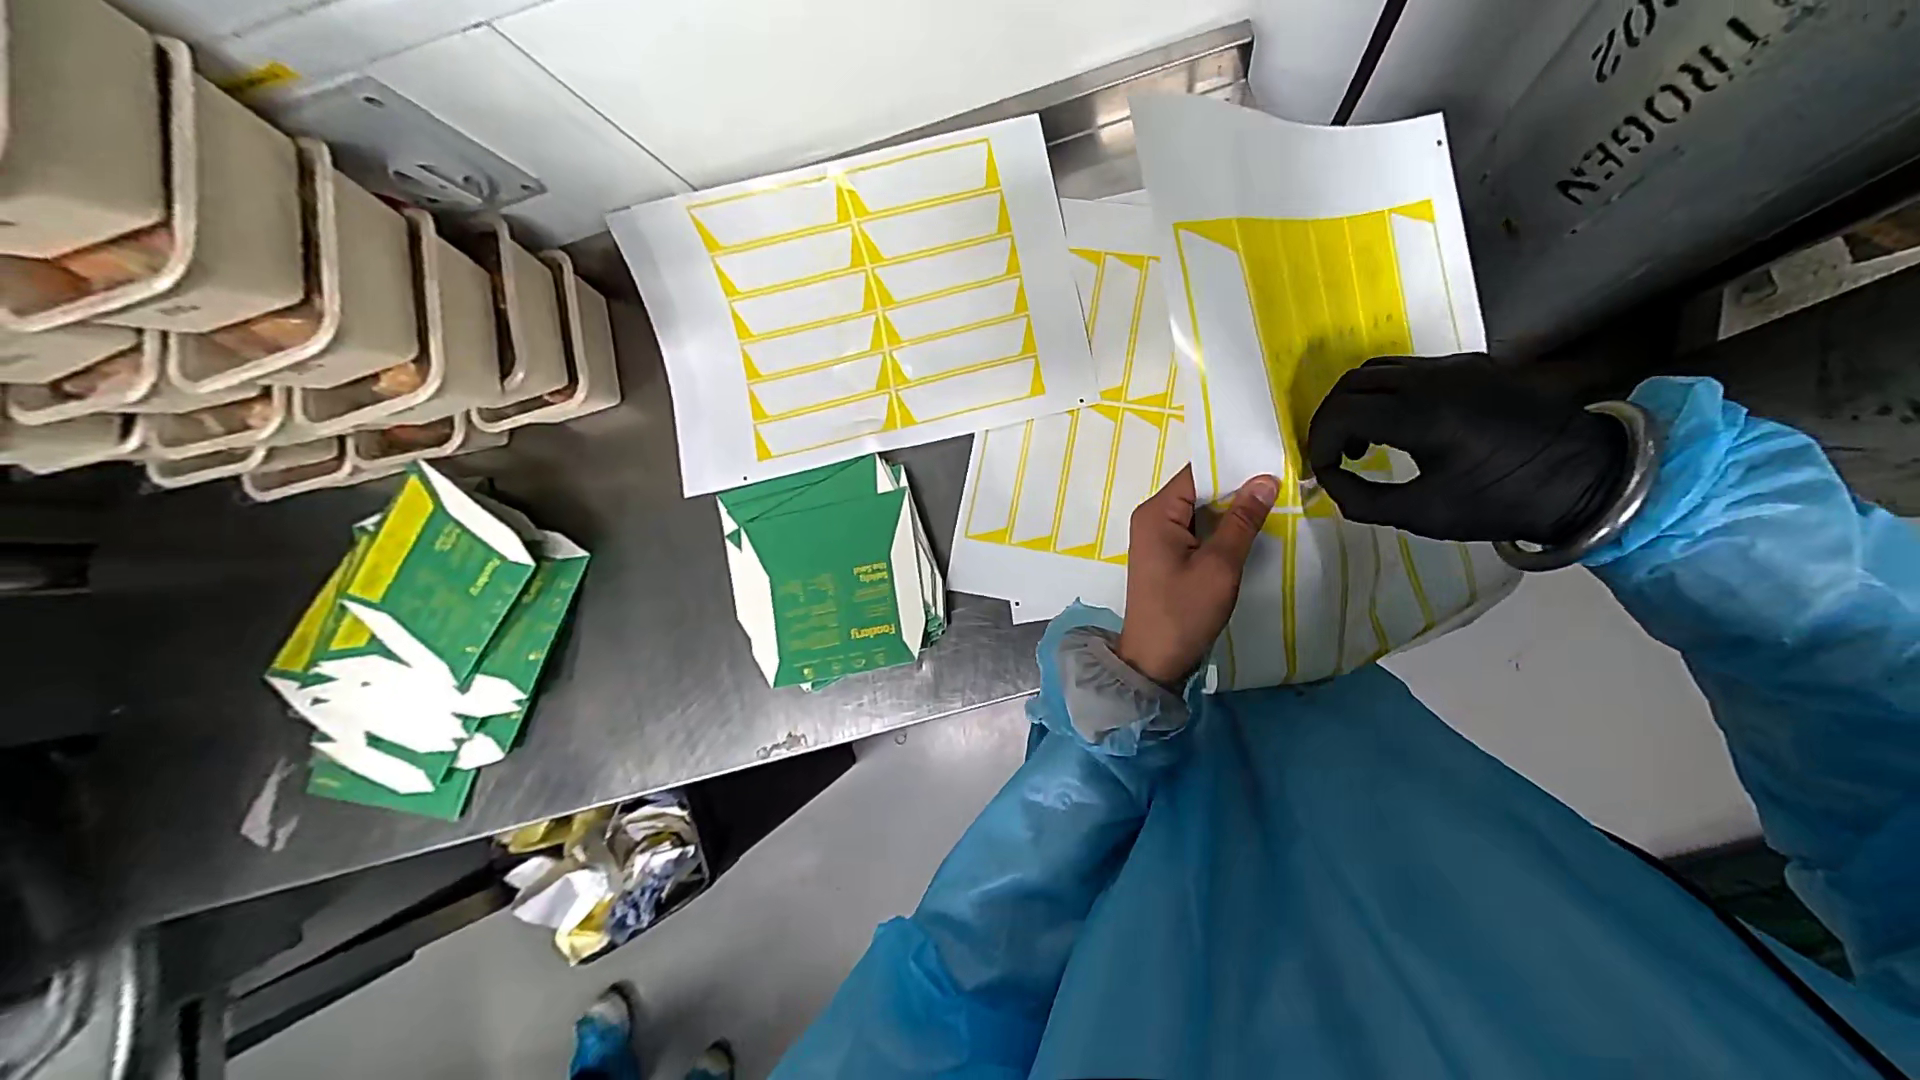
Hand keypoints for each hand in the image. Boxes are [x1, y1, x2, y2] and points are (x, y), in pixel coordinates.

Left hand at [1115, 466, 1277, 684]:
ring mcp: (1158, 538)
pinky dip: (1221, 530)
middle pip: (1199, 490)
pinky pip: (1197, 531)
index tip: (1272, 463)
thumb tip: (1264, 479)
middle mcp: (1152, 518)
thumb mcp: (1219, 565)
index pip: (1197, 473)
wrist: (1155, 659)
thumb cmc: (1184, 612)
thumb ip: (1242, 520)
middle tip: (1282, 484)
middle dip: (1236, 489)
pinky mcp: (1167, 556)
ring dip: (1231, 511)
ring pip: (1201, 511)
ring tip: (1276, 503)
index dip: (1233, 467)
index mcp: (1157, 513)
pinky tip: (1251, 531)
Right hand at [1305, 354, 1627, 544]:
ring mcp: (1457, 366)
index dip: (1319, 443)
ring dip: (1355, 403)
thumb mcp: (1421, 514)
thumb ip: (1360, 498)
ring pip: (1378, 369)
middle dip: (1330, 420)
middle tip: (1332, 455)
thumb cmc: (1502, 502)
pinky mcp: (1474, 365)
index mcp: (1422, 415)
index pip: (1342, 413)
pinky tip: (1396, 427)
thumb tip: (1329, 479)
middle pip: (1352, 383)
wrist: (1590, 479)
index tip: (1322, 470)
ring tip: (1361, 442)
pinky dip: (1384, 395)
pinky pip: (1409, 370)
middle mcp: (1435, 379)